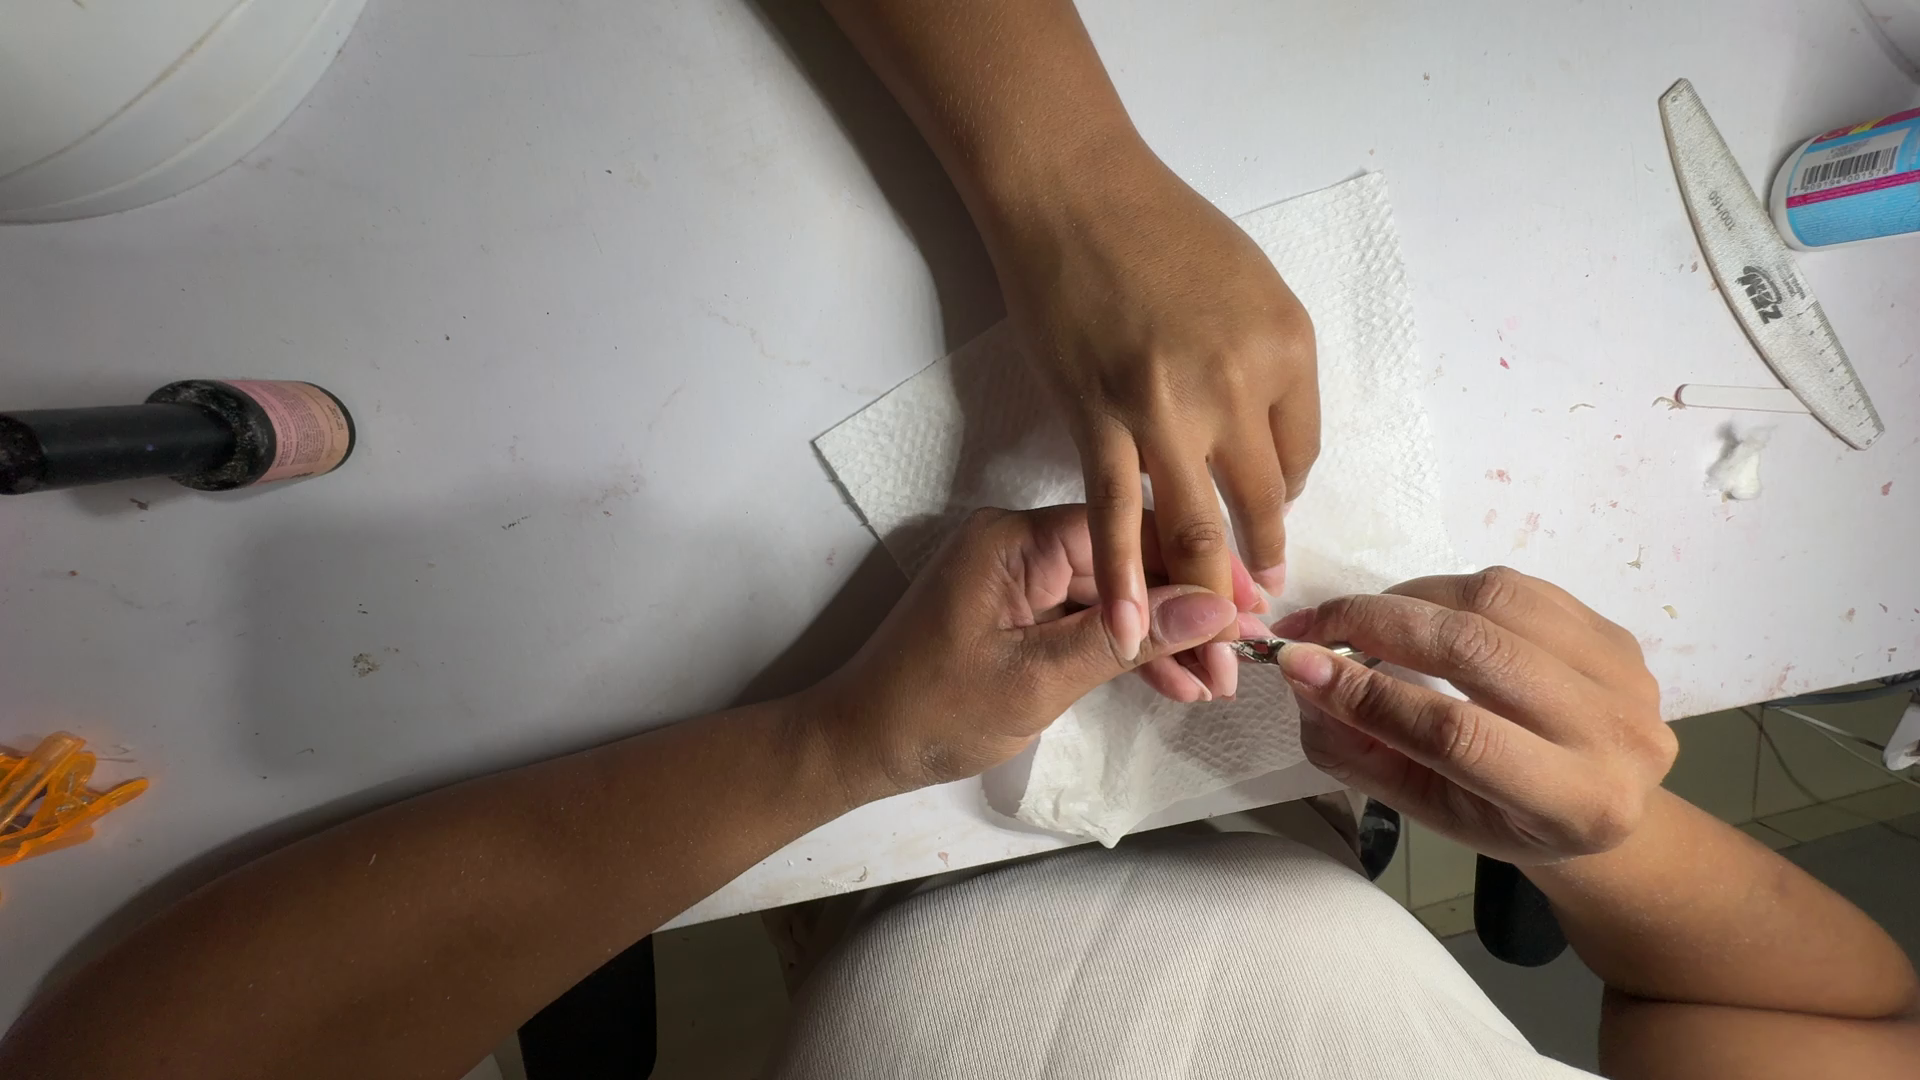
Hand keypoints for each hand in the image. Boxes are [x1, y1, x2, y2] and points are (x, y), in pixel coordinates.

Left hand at [806, 505, 1237, 800]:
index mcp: (1014, 539)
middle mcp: (1020, 543)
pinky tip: (1172, 683)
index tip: (1248, 611)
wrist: (863, 744)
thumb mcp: (1038, 679)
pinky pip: (1087, 618)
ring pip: (1114, 594)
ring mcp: (1022, 577)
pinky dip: (1125, 650)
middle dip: (1183, 613)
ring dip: (1161, 637)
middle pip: (1125, 562)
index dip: (1193, 567)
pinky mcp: (1023, 609)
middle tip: (1236, 661)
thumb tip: (1213, 608)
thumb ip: (1126, 641)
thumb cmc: (937, 711)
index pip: (1124, 529)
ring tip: (1213, 684)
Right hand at [988, 149, 1318, 660]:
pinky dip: (1124, 579)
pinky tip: (1129, 630)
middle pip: (1260, 501)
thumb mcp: (1250, 285)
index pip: (1300, 455)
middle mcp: (1237, 385)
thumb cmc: (1163, 231)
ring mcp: (1166, 409)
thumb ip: (1267, 366)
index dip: (1281, 497)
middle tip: (1253, 611)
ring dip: (1205, 589)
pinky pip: (1119, 515)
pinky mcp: (1098, 423)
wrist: (1073, 196)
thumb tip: (1258, 443)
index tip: (1259, 514)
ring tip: (1209, 639)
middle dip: (1259, 564)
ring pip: (1196, 523)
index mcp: (1288, 346)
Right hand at [1268, 567, 1677, 863]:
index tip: (1295, 662)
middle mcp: (1615, 737)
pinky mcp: (1614, 632)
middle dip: (1373, 625)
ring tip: (1364, 621)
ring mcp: (1624, 675)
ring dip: (1404, 600)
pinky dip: (1443, 589)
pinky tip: (1420, 613)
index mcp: (1569, 803)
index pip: (1453, 734)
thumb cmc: (1491, 811)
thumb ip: (1350, 746)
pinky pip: (1511, 585)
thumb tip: (1303, 671)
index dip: (1365, 693)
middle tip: (1311, 626)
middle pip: (1474, 651)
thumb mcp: (1412, 802)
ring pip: (1491, 601)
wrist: (1595, 799)